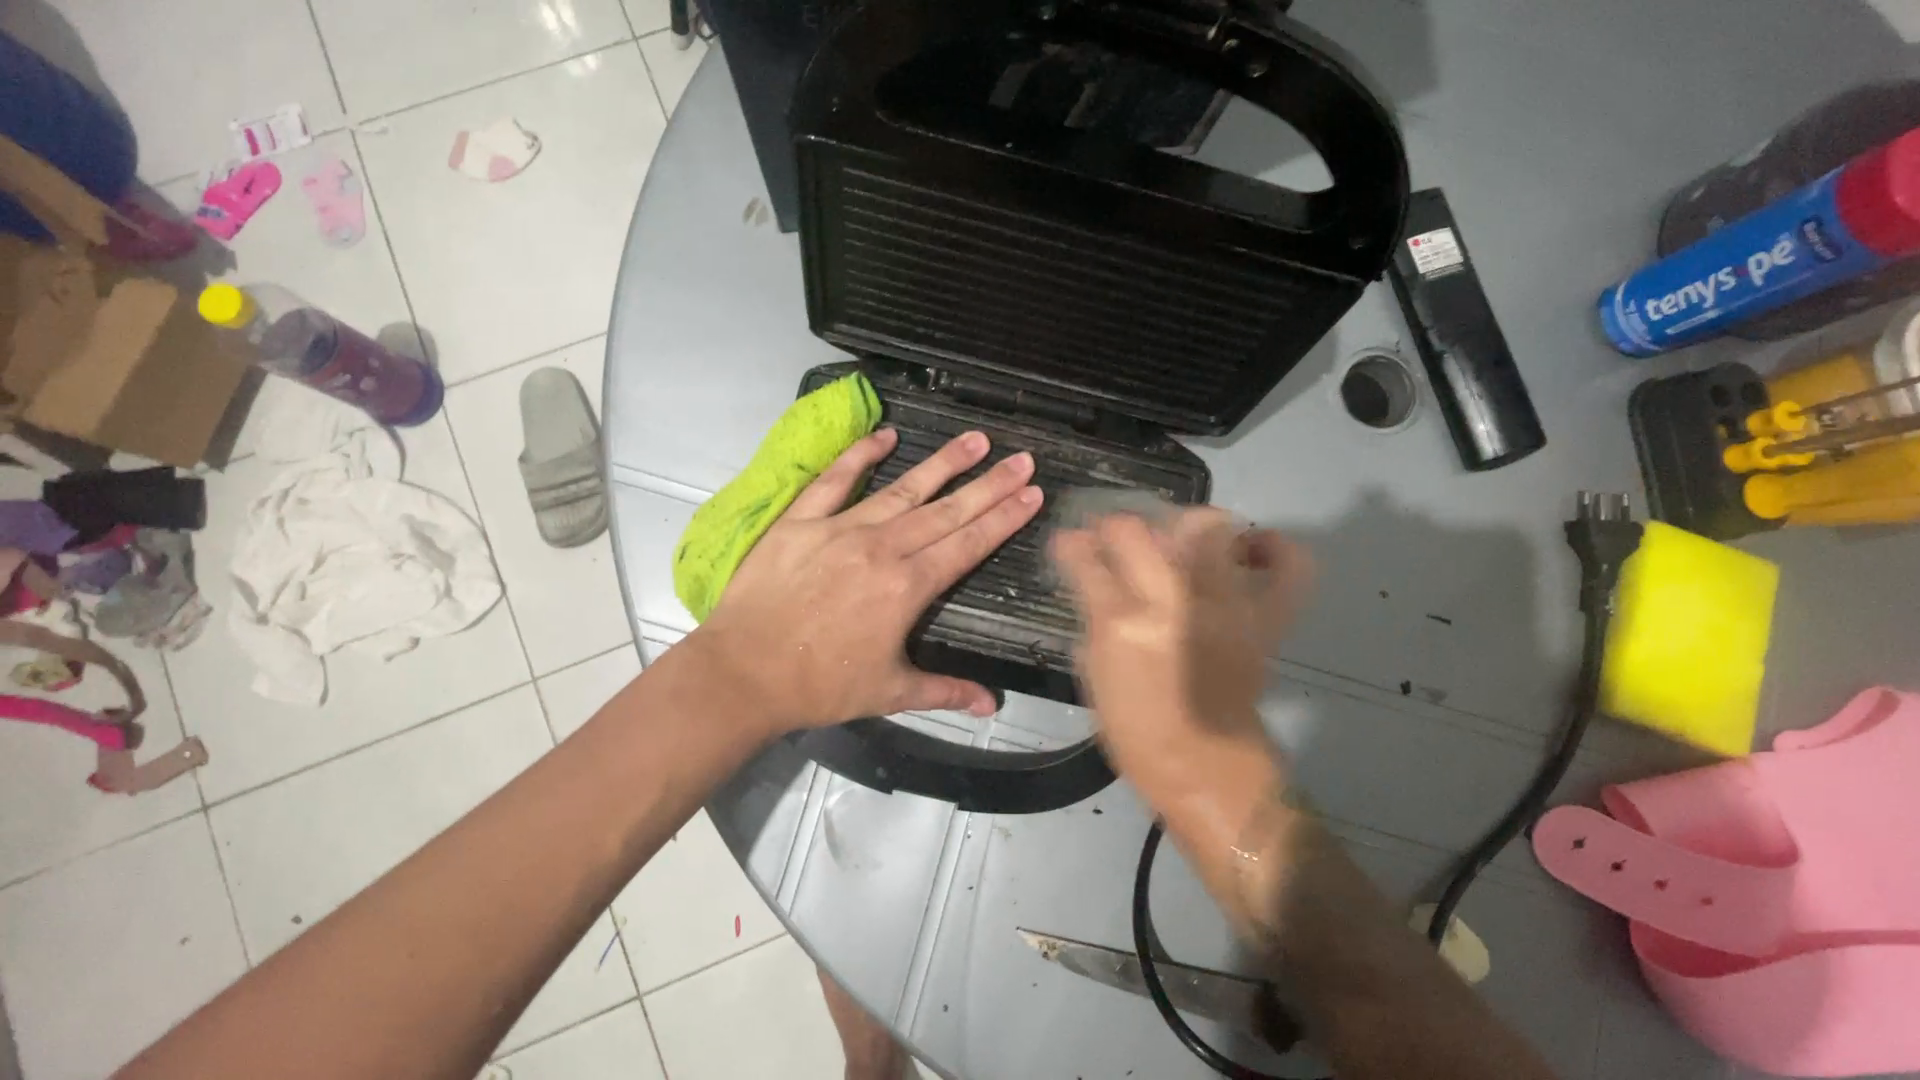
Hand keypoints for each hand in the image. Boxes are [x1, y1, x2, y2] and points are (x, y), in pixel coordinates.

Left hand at [690, 427, 1042, 733]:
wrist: (743, 674)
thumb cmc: (820, 687)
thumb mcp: (890, 693)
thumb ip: (945, 691)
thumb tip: (992, 705)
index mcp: (908, 588)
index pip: (967, 545)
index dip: (1003, 519)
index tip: (1031, 494)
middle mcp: (882, 549)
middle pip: (947, 511)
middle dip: (990, 485)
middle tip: (1023, 460)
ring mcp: (840, 529)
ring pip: (902, 489)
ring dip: (942, 464)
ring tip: (975, 441)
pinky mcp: (800, 522)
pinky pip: (835, 480)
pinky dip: (860, 455)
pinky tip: (886, 435)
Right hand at [1049, 509, 1307, 816]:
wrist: (1206, 767)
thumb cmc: (1137, 730)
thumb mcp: (1095, 674)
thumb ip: (1094, 618)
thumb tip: (1094, 579)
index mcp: (1122, 623)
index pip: (1087, 556)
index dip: (1072, 544)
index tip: (1070, 545)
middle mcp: (1173, 601)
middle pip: (1138, 529)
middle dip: (1116, 527)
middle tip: (1116, 541)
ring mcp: (1226, 605)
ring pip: (1208, 526)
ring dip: (1182, 527)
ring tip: (1176, 544)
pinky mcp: (1265, 618)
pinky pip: (1288, 566)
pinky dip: (1273, 549)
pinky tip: (1247, 550)